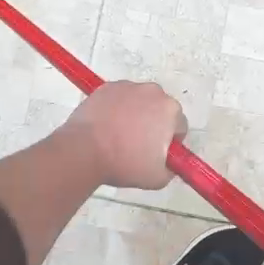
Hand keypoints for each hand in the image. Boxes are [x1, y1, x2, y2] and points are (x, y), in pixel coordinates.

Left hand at [57, 81, 187, 189]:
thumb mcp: (158, 178)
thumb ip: (171, 167)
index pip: (179, 126)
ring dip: (134, 114)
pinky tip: (105, 125)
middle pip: (160, 109)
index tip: (156, 153)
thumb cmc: (125, 163)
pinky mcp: (107, 86)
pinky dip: (115, 108)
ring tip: (118, 135)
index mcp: (170, 110)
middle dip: (153, 123)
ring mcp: (128, 86)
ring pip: (138, 101)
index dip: (170, 141)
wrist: (85, 150)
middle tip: (137, 144)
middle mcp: (153, 91)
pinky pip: (118, 98)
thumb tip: (168, 161)